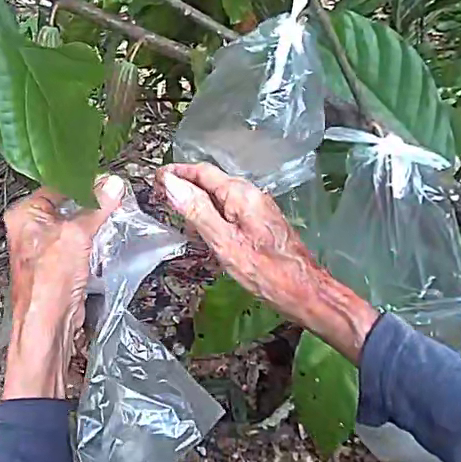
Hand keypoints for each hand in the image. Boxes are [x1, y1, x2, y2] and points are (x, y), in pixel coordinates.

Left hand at [2, 176, 124, 397]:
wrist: (47, 324)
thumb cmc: (48, 282)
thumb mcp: (77, 233)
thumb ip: (97, 207)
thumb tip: (114, 185)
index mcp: (24, 214)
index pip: (58, 185)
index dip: (84, 181)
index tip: (109, 180)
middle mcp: (30, 229)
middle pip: (67, 204)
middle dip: (91, 202)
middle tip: (115, 196)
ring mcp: (44, 248)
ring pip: (74, 224)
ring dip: (93, 222)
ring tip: (114, 215)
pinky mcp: (58, 265)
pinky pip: (78, 244)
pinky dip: (93, 240)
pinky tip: (106, 238)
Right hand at [155, 163, 377, 362]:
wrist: (304, 290)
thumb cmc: (263, 270)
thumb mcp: (223, 241)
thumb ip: (196, 210)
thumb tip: (171, 183)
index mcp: (240, 194)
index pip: (203, 172)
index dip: (178, 172)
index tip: (156, 177)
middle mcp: (252, 194)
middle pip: (213, 181)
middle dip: (186, 184)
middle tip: (162, 195)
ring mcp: (259, 208)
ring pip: (222, 195)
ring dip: (199, 198)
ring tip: (177, 210)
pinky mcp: (263, 222)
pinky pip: (231, 208)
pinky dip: (213, 211)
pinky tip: (205, 227)